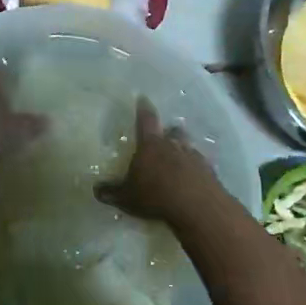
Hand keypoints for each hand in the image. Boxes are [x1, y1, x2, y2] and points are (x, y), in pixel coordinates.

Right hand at [97, 98, 220, 223]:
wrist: (197, 206)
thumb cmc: (155, 195)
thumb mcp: (126, 197)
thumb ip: (111, 192)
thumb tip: (96, 190)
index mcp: (151, 145)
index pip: (146, 120)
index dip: (143, 109)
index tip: (143, 98)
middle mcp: (173, 145)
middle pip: (172, 131)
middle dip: (167, 132)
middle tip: (164, 136)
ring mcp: (194, 156)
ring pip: (188, 145)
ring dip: (182, 149)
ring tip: (178, 158)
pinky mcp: (209, 170)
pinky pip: (200, 163)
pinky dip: (194, 167)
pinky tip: (191, 178)